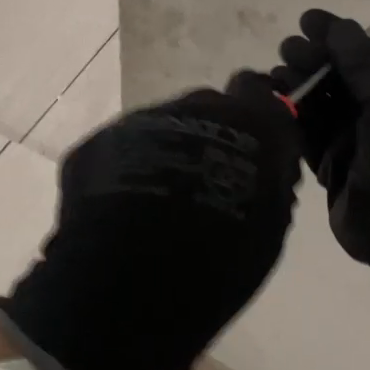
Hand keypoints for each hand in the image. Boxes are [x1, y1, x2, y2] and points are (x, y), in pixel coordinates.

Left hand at [0, 73, 300, 369]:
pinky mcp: (98, 145)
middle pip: (208, 108)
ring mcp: (142, 121)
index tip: (253, 145)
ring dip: (168, 155)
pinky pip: (123, 151)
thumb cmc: (224, 258)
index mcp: (250, 121)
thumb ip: (271, 181)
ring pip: (163, 128)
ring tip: (160, 209)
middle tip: (208, 186)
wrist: (135, 280)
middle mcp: (197, 106)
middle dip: (210, 137)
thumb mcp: (272, 221)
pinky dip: (127, 174)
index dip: (254, 114)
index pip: (257, 89)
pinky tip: (123, 216)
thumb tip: (269, 169)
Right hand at [275, 9, 369, 328]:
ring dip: (298, 87)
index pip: (366, 52)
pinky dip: (289, 120)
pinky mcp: (334, 166)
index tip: (305, 20)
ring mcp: (356, 140)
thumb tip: (343, 28)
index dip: (336, 35)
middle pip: (340, 74)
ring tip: (272, 78)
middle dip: (312, 59)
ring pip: (321, 102)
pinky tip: (268, 109)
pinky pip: (308, 135)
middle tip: (284, 51)